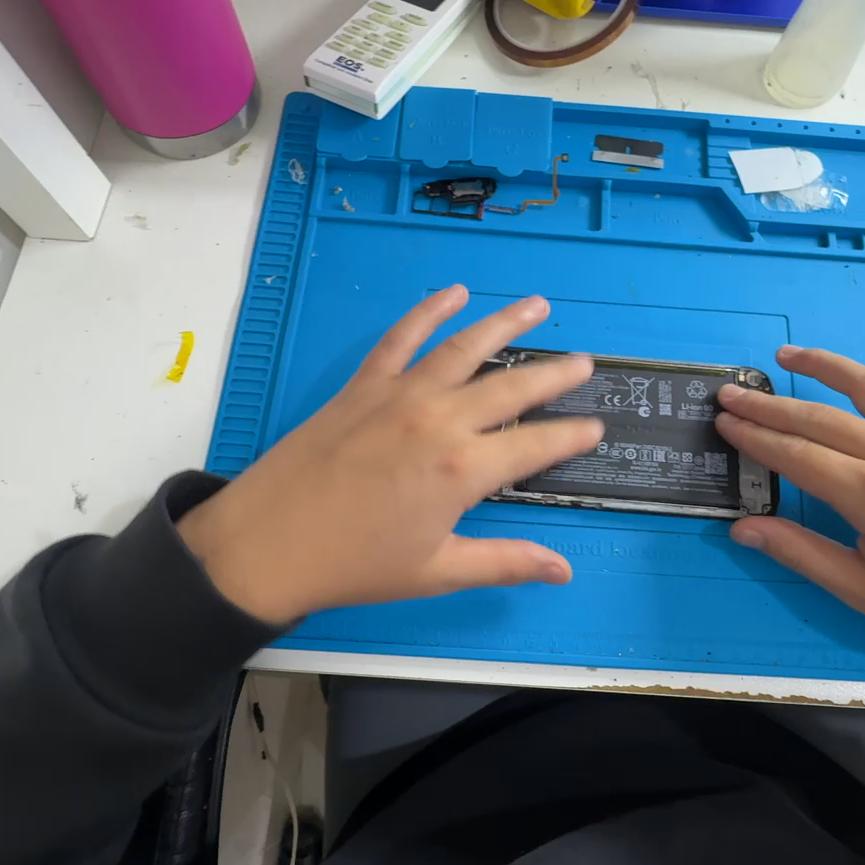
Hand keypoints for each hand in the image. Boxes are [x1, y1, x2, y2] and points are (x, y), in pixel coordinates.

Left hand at [177, 286, 602, 625]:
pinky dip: (428, 311)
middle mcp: (440, 420)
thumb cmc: (356, 564)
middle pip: (512, 386)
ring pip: (465, 348)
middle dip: (555, 374)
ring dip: (505, 324)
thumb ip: (506, 562)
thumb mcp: (438, 570)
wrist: (268, 543)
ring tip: (537, 306)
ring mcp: (401, 394)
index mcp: (463, 470)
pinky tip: (453, 293)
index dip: (571, 437)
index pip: (536, 445)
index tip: (596, 427)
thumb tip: (563, 570)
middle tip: (585, 361)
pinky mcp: (364, 384)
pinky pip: (401, 337)